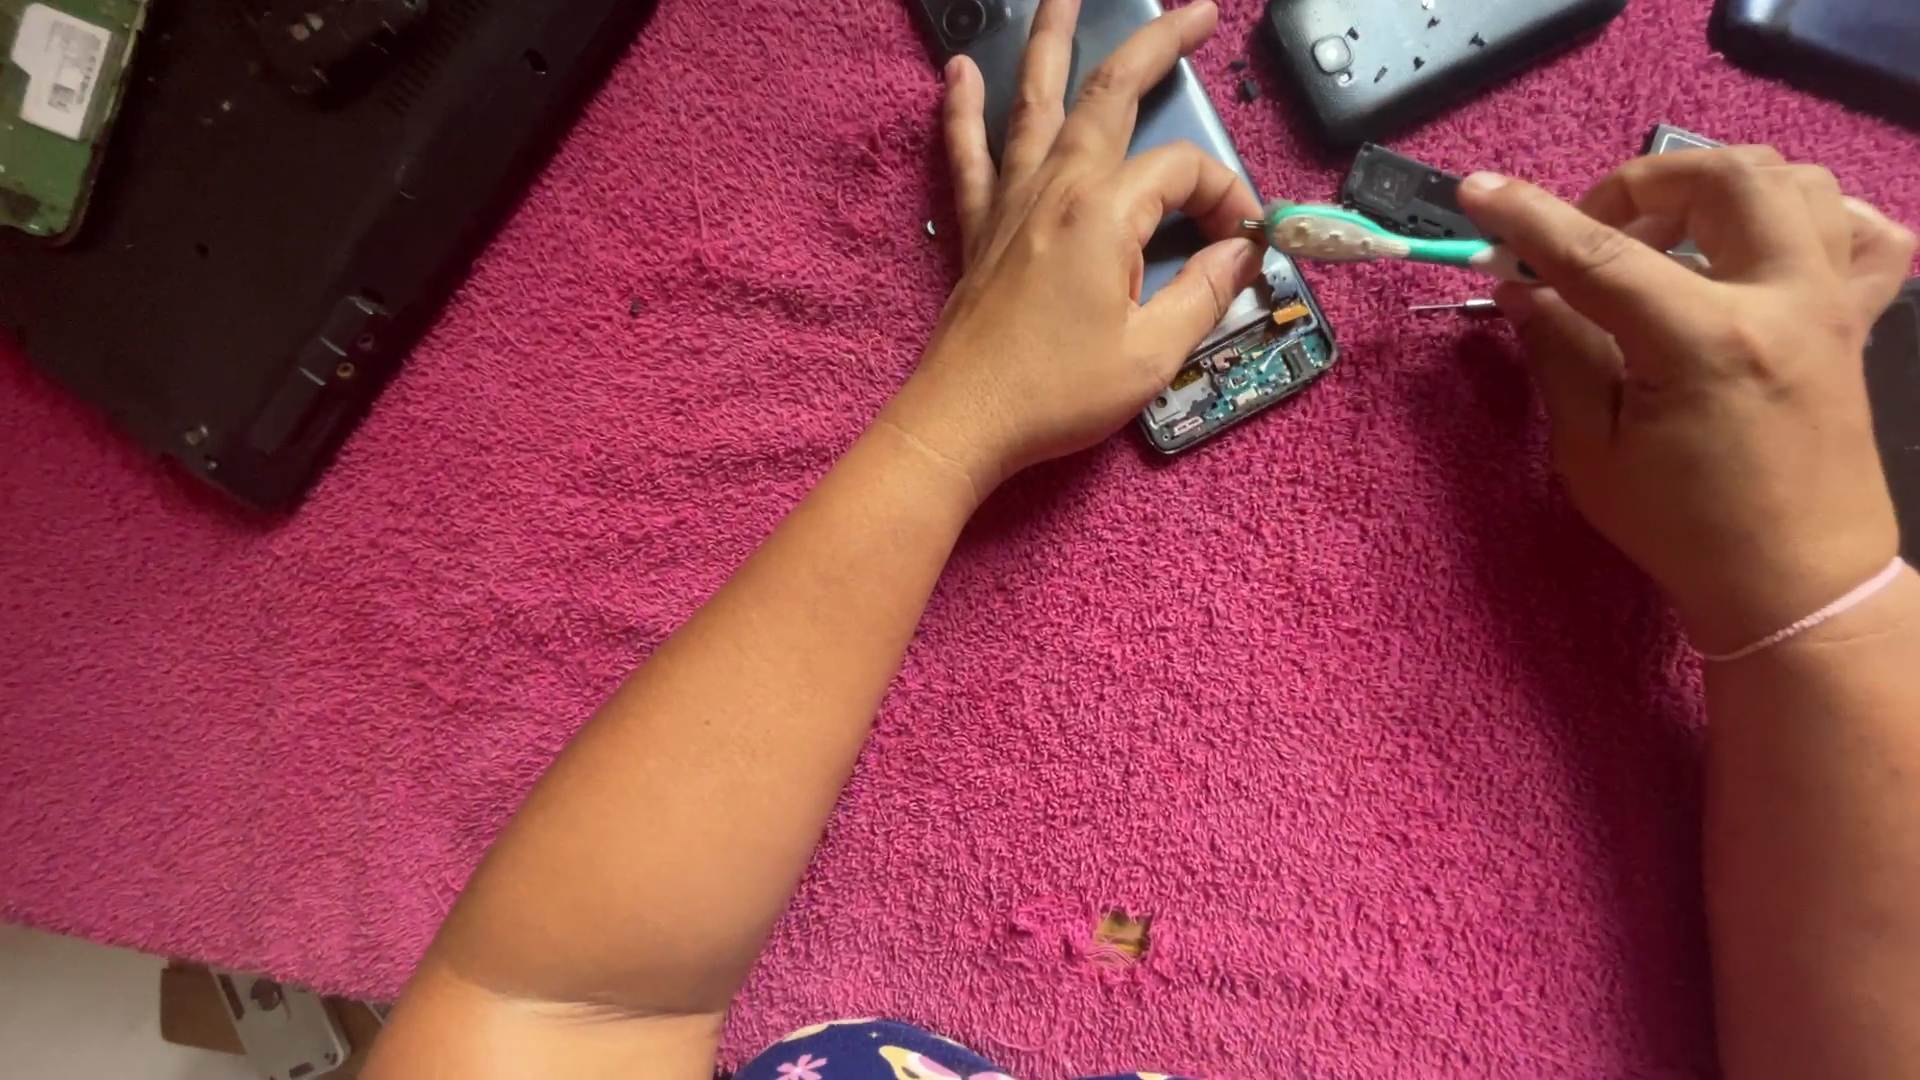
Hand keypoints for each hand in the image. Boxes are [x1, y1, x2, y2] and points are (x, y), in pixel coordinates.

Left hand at [880, 0, 1262, 497]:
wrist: (964, 420)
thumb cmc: (1055, 395)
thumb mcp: (1150, 355)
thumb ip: (1204, 295)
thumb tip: (1242, 254)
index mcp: (1104, 214)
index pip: (1185, 171)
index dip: (1226, 198)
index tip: (1242, 243)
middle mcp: (1054, 188)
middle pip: (1109, 92)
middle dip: (1158, 44)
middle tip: (1196, 11)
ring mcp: (1008, 204)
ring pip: (1032, 102)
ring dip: (1051, 40)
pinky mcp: (977, 230)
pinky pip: (967, 156)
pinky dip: (962, 112)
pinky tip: (959, 71)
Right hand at [1458, 148, 1916, 653]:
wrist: (1792, 570)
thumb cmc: (1675, 521)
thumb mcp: (1589, 447)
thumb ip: (1560, 354)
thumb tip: (1523, 291)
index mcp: (1704, 343)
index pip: (1599, 257)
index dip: (1528, 220)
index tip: (1478, 191)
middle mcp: (1784, 299)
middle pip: (1722, 178)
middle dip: (1635, 187)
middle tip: (1583, 240)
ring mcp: (1834, 300)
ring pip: (1793, 181)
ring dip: (1708, 192)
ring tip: (1654, 245)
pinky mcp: (1857, 315)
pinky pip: (1856, 227)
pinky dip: (1795, 218)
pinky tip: (1745, 253)